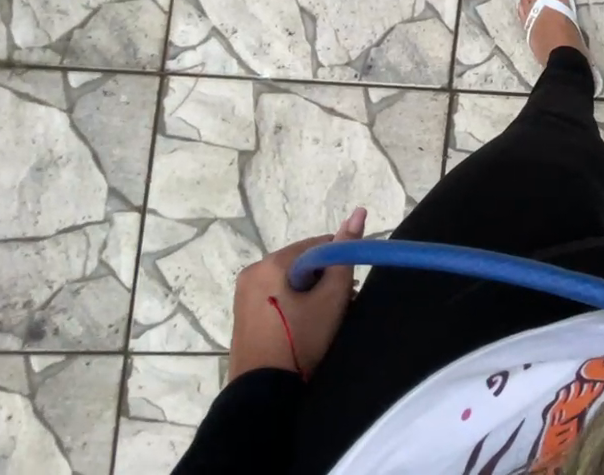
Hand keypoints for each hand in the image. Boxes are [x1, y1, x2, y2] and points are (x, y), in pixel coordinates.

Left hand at [228, 208, 365, 380]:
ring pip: (293, 280)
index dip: (339, 262)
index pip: (319, 245)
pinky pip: (279, 295)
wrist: (263, 392)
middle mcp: (251, 273)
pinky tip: (308, 323)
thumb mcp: (332, 295)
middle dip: (326, 278)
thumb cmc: (301, 338)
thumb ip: (345, 252)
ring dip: (314, 292)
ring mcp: (243, 295)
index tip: (348, 286)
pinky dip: (298, 302)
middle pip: (305, 263)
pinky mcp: (244, 314)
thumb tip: (359, 211)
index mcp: (270, 265)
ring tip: (326, 316)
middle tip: (341, 302)